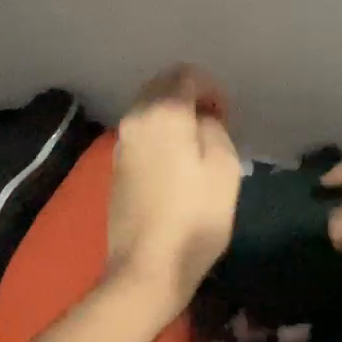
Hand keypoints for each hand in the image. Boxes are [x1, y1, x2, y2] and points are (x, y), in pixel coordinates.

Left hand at [106, 65, 243, 310]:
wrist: (148, 266)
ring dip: (172, 118)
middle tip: (213, 126)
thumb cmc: (195, 217)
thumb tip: (201, 120)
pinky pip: (140, 136)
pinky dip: (158, 137)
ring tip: (195, 147)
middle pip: (161, 88)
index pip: (186, 75)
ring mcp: (120, 144)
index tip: (226, 116)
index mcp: (163, 112)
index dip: (211, 89)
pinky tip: (175, 165)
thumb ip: (215, 129)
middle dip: (189, 98)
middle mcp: (135, 119)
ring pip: (148, 112)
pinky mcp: (115, 168)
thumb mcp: (225, 167)